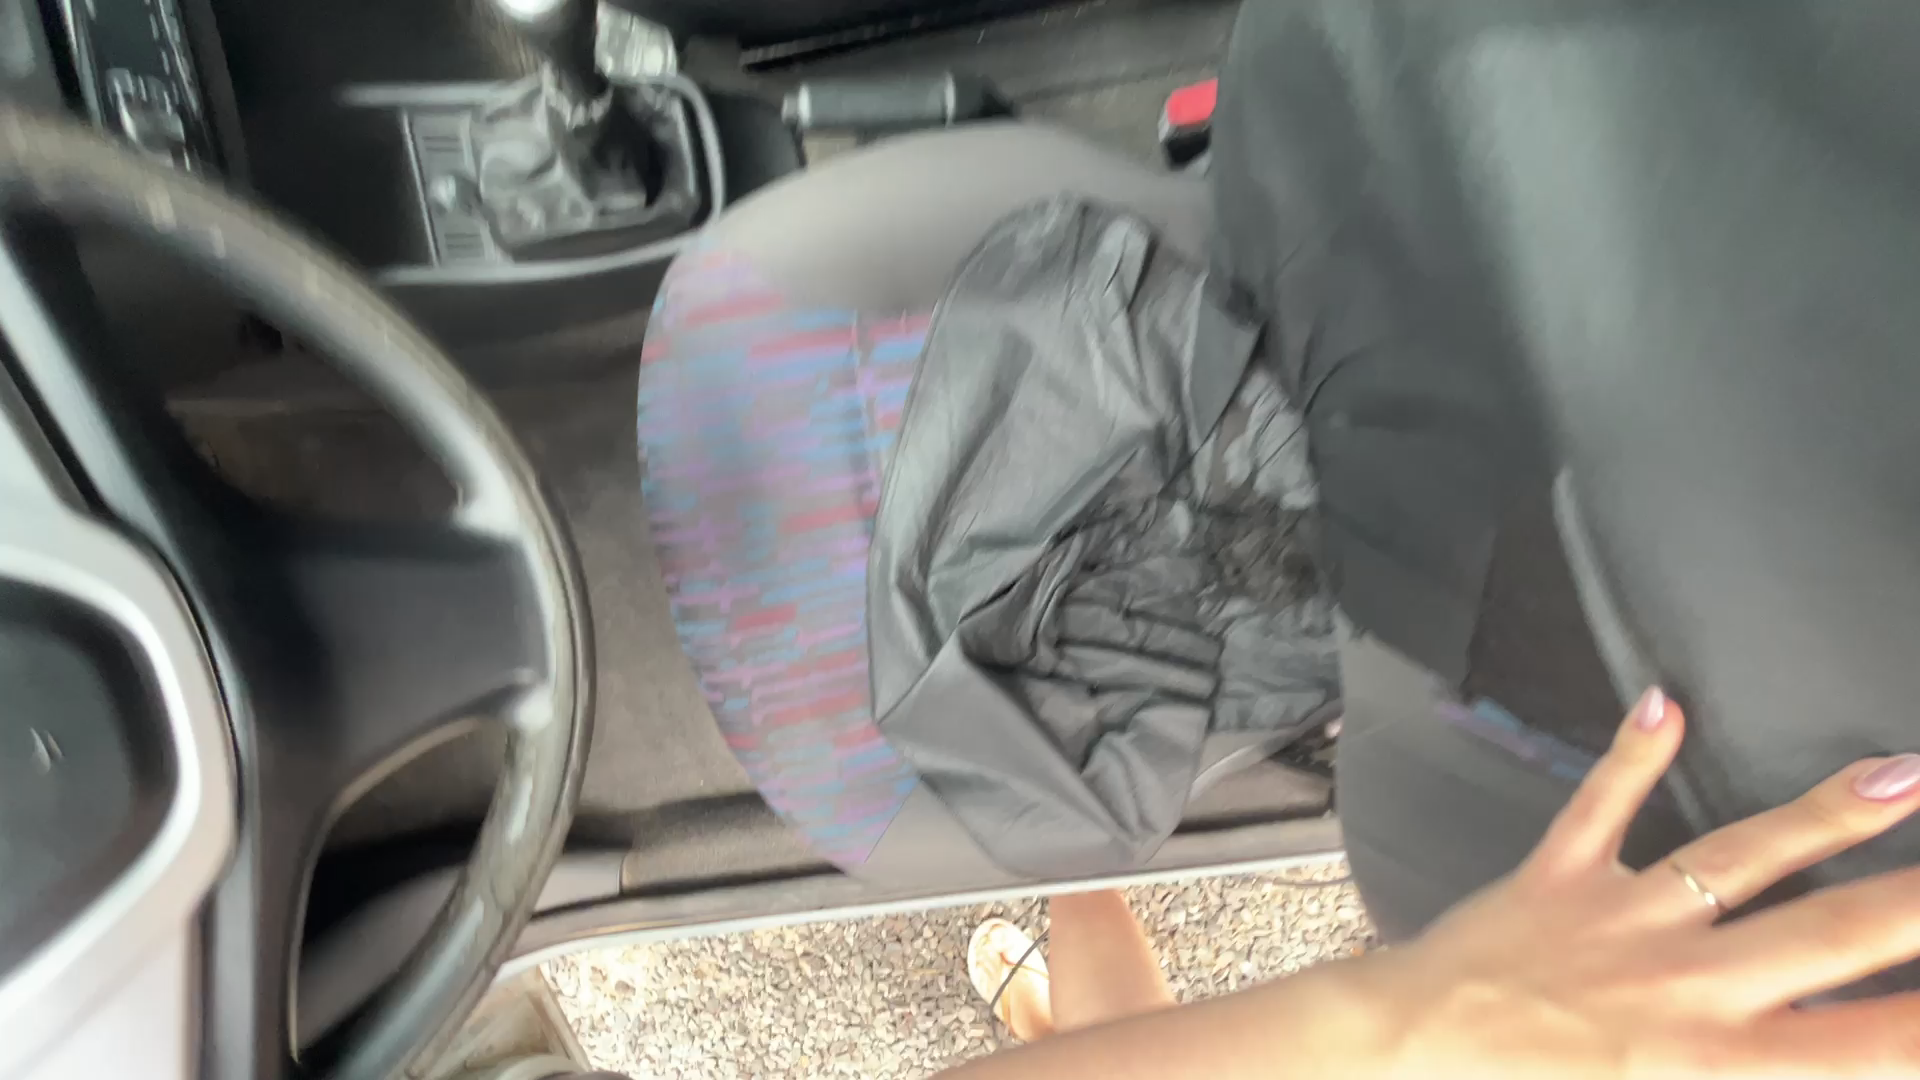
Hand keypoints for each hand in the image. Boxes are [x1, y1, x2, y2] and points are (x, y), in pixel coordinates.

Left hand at [1343, 689, 1919, 1078]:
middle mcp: (1688, 978)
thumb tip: (1847, 1042)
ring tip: (1900, 773)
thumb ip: (1769, 1069)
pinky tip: (1663, 704)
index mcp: (1729, 1059)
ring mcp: (1620, 912)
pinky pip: (1599, 804)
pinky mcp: (1558, 870)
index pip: (1889, 1038)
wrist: (1431, 1031)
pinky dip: (1630, 753)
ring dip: (1823, 814)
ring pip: (1738, 855)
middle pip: (1840, 928)